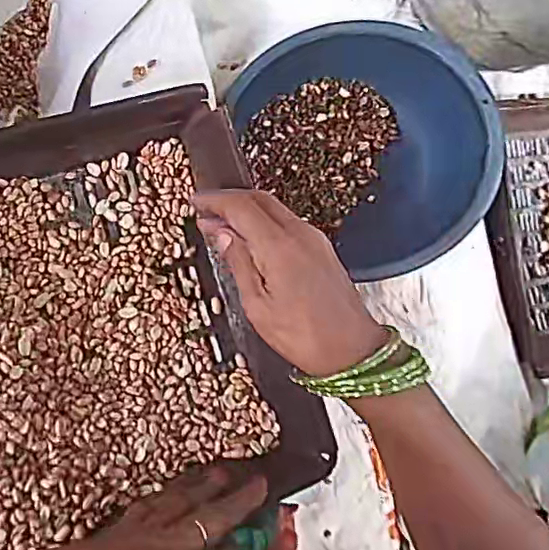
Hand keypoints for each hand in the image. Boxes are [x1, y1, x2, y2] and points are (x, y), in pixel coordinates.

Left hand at [0, 465, 276, 549]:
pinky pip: (150, 503)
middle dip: (238, 502)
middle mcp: (164, 543)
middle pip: (210, 516)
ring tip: (222, 469)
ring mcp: (136, 532)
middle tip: (262, 483)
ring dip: (204, 485)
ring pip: (179, 501)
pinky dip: (167, 494)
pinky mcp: (113, 531)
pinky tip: (166, 494)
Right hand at [192, 189, 388, 376]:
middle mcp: (300, 235)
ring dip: (245, 209)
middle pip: (258, 198)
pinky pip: (286, 222)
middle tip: (203, 208)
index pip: (240, 207)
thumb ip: (238, 263)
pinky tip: (249, 238)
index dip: (214, 201)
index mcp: (280, 248)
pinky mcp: (321, 248)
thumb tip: (221, 235)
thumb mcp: (257, 305)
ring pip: (273, 208)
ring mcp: (314, 239)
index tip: (195, 202)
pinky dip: (262, 221)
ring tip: (220, 224)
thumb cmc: (305, 336)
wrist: (352, 351)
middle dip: (228, 199)